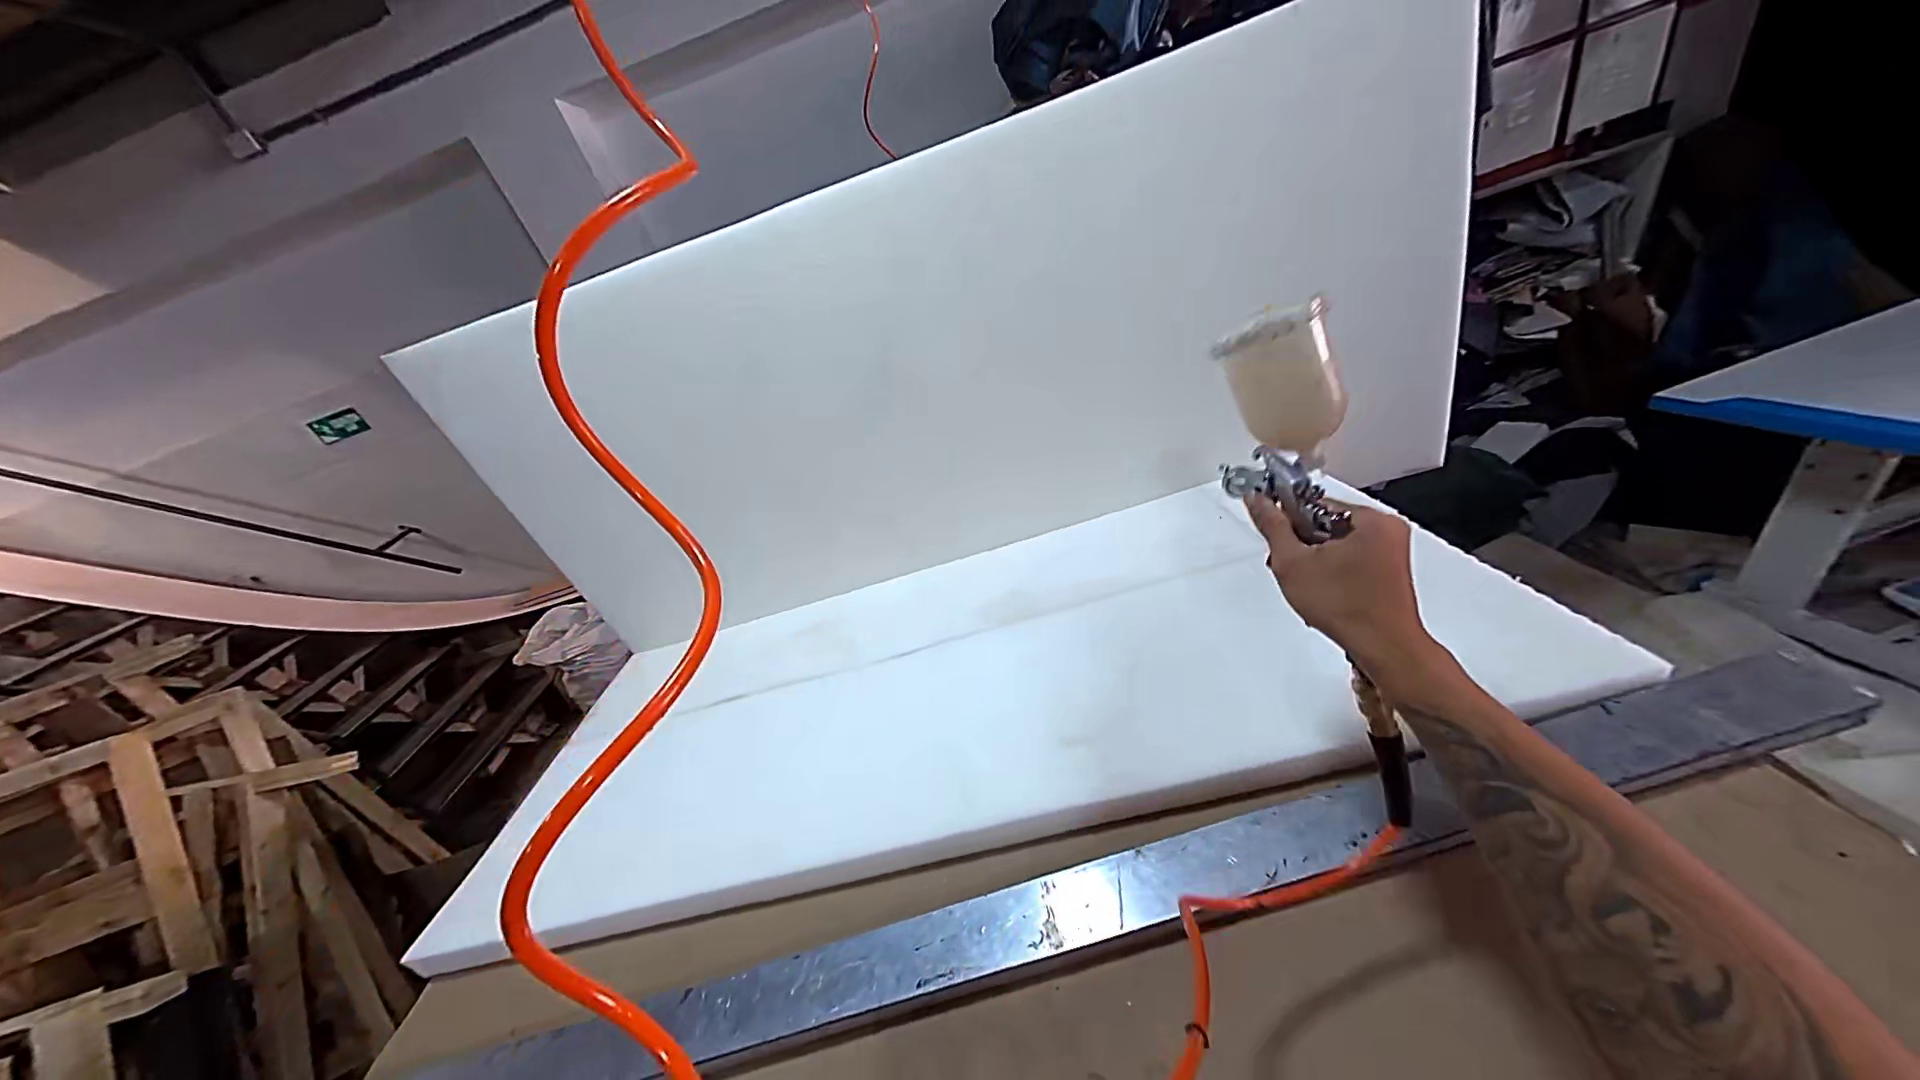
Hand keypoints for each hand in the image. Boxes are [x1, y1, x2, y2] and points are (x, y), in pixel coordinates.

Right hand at [1242, 495, 1440, 685]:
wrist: (1382, 647)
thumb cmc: (1348, 608)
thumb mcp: (1293, 561)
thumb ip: (1272, 526)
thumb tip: (1258, 501)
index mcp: (1373, 520)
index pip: (1316, 502)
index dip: (1289, 518)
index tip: (1275, 530)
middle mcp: (1387, 531)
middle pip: (1325, 523)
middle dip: (1301, 542)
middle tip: (1290, 563)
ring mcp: (1390, 552)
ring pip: (1335, 543)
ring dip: (1313, 558)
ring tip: (1307, 581)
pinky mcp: (1386, 571)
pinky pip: (1349, 558)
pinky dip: (1330, 570)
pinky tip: (1321, 589)